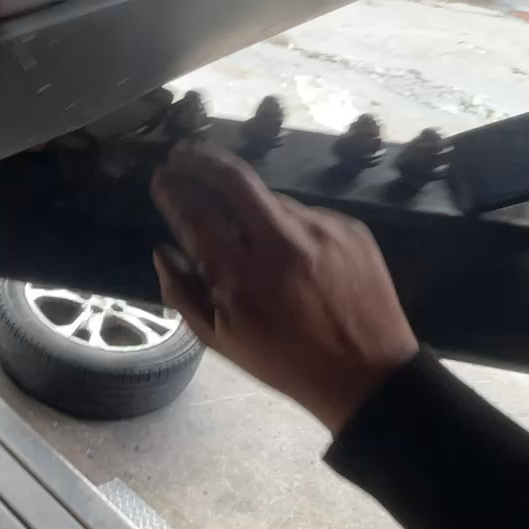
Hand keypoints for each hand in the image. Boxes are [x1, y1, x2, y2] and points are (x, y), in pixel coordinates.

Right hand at [151, 144, 418, 431]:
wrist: (368, 373)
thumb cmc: (284, 362)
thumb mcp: (220, 341)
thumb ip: (182, 293)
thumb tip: (162, 251)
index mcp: (243, 278)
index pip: (196, 215)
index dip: (172, 192)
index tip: (160, 180)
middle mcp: (281, 243)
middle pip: (233, 178)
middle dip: (199, 160)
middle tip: (180, 154)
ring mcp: (321, 230)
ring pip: (268, 199)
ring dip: (243, 205)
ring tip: (239, 229)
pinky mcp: (349, 227)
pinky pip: (301, 215)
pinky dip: (282, 226)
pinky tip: (286, 255)